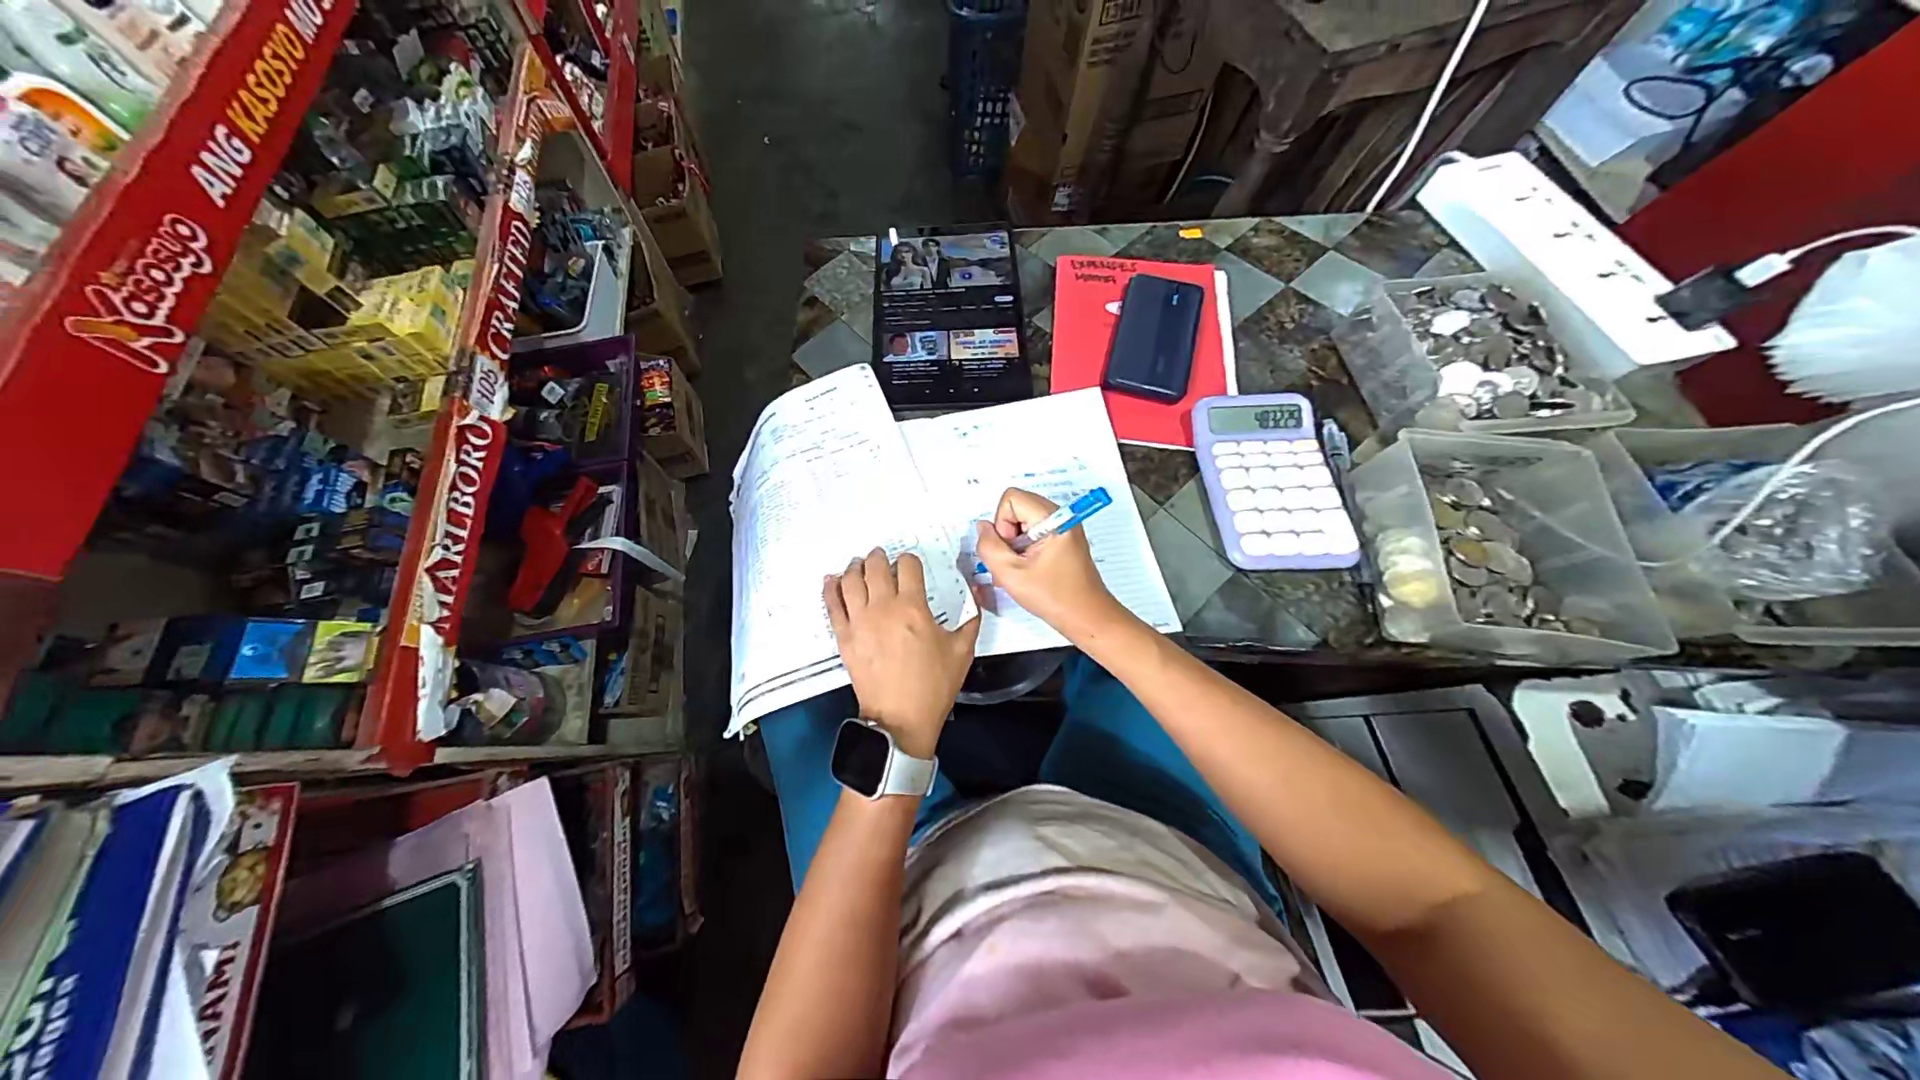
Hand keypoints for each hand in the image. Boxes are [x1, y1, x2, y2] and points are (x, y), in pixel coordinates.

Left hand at [824, 548, 980, 758]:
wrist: (900, 718)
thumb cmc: (933, 686)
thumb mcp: (962, 650)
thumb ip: (970, 617)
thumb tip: (975, 594)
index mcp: (913, 608)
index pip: (908, 566)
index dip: (910, 561)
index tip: (911, 565)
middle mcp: (882, 608)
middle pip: (875, 567)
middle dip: (879, 557)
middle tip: (881, 557)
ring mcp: (859, 622)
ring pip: (850, 580)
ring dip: (855, 567)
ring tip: (858, 564)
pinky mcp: (844, 637)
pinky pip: (832, 604)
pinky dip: (830, 589)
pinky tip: (831, 580)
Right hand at [974, 488, 1128, 641]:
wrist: (1086, 616)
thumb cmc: (1058, 598)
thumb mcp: (1010, 573)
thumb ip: (988, 546)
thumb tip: (983, 529)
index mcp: (1054, 519)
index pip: (1011, 499)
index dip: (1002, 524)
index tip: (1011, 549)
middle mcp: (1061, 517)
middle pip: (1016, 508)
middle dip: (1006, 534)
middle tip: (1012, 561)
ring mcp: (1063, 527)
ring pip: (1022, 522)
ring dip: (1013, 545)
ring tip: (1019, 570)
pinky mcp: (1062, 539)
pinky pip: (1033, 533)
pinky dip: (1023, 550)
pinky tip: (1026, 571)